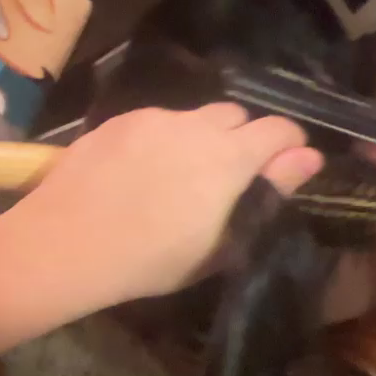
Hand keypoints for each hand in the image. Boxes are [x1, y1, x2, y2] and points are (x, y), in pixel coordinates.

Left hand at [4, 104, 323, 302]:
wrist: (66, 244)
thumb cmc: (151, 260)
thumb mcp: (219, 243)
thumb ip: (268, 194)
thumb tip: (309, 159)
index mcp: (228, 156)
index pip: (279, 129)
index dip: (289, 146)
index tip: (282, 169)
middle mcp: (195, 124)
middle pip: (237, 115)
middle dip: (244, 138)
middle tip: (228, 178)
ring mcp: (153, 117)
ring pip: (194, 116)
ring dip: (201, 138)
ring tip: (179, 176)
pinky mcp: (118, 120)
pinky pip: (156, 120)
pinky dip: (163, 139)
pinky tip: (140, 172)